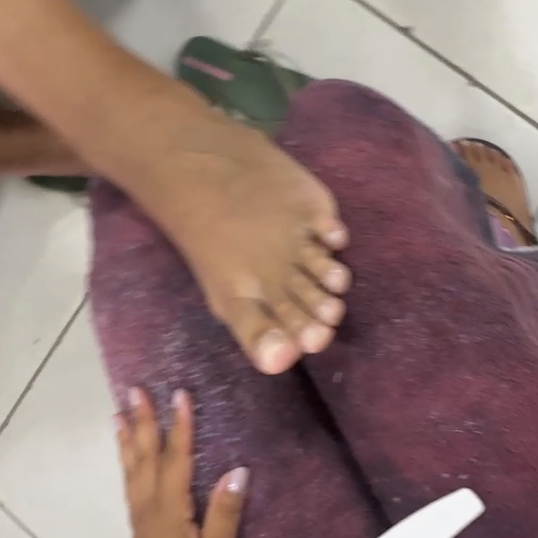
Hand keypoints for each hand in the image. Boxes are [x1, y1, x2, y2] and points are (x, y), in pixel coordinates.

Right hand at [104, 87, 351, 374]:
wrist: (203, 172)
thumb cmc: (211, 239)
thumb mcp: (227, 295)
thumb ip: (254, 331)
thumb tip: (277, 365)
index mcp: (271, 305)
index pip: (295, 327)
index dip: (306, 334)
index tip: (311, 340)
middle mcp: (293, 281)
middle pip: (315, 301)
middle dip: (323, 309)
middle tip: (328, 314)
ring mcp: (306, 248)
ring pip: (327, 269)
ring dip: (333, 276)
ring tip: (333, 279)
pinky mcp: (315, 217)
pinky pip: (331, 230)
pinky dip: (334, 234)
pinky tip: (332, 235)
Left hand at [118, 387, 246, 537]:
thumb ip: (225, 514)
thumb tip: (238, 471)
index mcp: (169, 511)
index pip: (175, 459)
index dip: (180, 426)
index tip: (180, 394)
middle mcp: (149, 508)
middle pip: (145, 456)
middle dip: (142, 421)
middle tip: (135, 389)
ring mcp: (141, 517)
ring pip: (132, 468)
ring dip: (128, 438)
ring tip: (120, 412)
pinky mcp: (141, 527)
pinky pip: (130, 483)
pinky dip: (127, 461)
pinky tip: (128, 455)